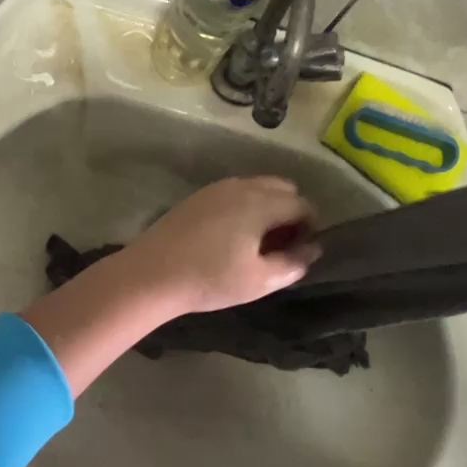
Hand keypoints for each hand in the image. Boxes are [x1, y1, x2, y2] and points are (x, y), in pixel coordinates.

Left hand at [113, 176, 321, 315]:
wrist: (153, 272)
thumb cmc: (211, 278)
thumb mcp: (259, 281)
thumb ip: (292, 263)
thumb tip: (313, 249)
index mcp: (261, 202)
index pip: (302, 204)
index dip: (311, 226)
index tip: (303, 251)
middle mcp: (242, 186)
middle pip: (283, 188)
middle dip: (292, 211)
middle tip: (284, 245)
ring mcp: (218, 187)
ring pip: (258, 187)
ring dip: (269, 207)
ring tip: (259, 243)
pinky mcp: (200, 195)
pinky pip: (236, 192)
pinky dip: (247, 206)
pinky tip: (233, 236)